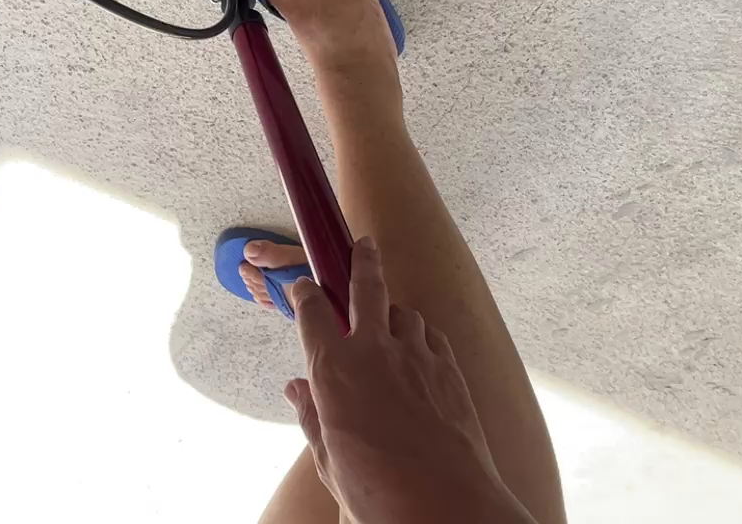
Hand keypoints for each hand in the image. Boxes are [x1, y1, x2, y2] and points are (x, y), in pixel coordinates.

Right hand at [286, 239, 537, 523]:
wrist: (446, 508)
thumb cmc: (380, 493)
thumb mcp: (330, 461)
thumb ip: (311, 417)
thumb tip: (295, 390)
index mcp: (333, 370)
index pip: (311, 311)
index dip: (303, 293)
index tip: (302, 287)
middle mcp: (372, 350)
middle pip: (365, 285)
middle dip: (362, 260)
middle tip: (364, 245)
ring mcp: (413, 354)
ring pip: (402, 311)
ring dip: (394, 313)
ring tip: (391, 323)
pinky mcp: (446, 368)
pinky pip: (431, 336)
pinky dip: (422, 337)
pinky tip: (419, 351)